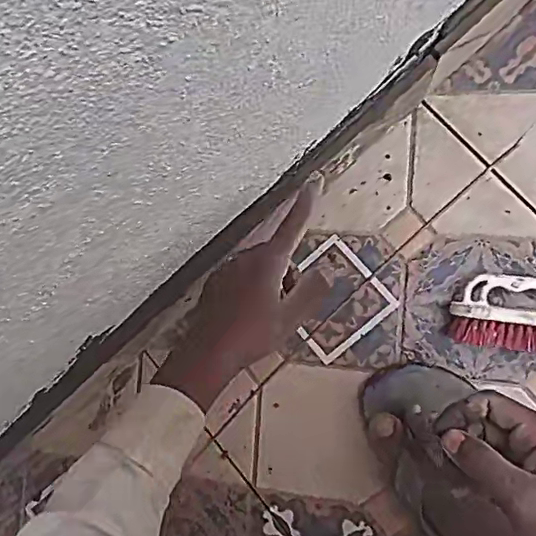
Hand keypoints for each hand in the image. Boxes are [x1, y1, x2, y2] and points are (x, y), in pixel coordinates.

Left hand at [152, 181, 331, 408]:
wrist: (209, 353)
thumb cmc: (252, 335)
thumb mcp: (291, 318)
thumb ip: (312, 292)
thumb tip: (326, 273)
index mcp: (268, 262)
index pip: (292, 227)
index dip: (305, 205)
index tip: (313, 182)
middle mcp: (246, 258)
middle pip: (278, 257)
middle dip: (287, 278)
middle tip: (283, 310)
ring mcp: (228, 269)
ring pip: (259, 270)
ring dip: (268, 287)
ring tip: (262, 319)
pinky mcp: (215, 282)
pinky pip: (241, 279)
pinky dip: (249, 293)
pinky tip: (244, 319)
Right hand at [431, 391, 535, 535]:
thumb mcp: (520, 495)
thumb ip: (481, 462)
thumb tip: (448, 437)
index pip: (490, 403)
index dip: (459, 414)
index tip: (438, 437)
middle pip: (489, 421)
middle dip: (462, 436)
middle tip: (440, 461)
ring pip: (493, 442)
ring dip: (469, 455)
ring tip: (449, 475)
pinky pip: (503, 462)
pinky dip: (483, 470)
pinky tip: (468, 485)